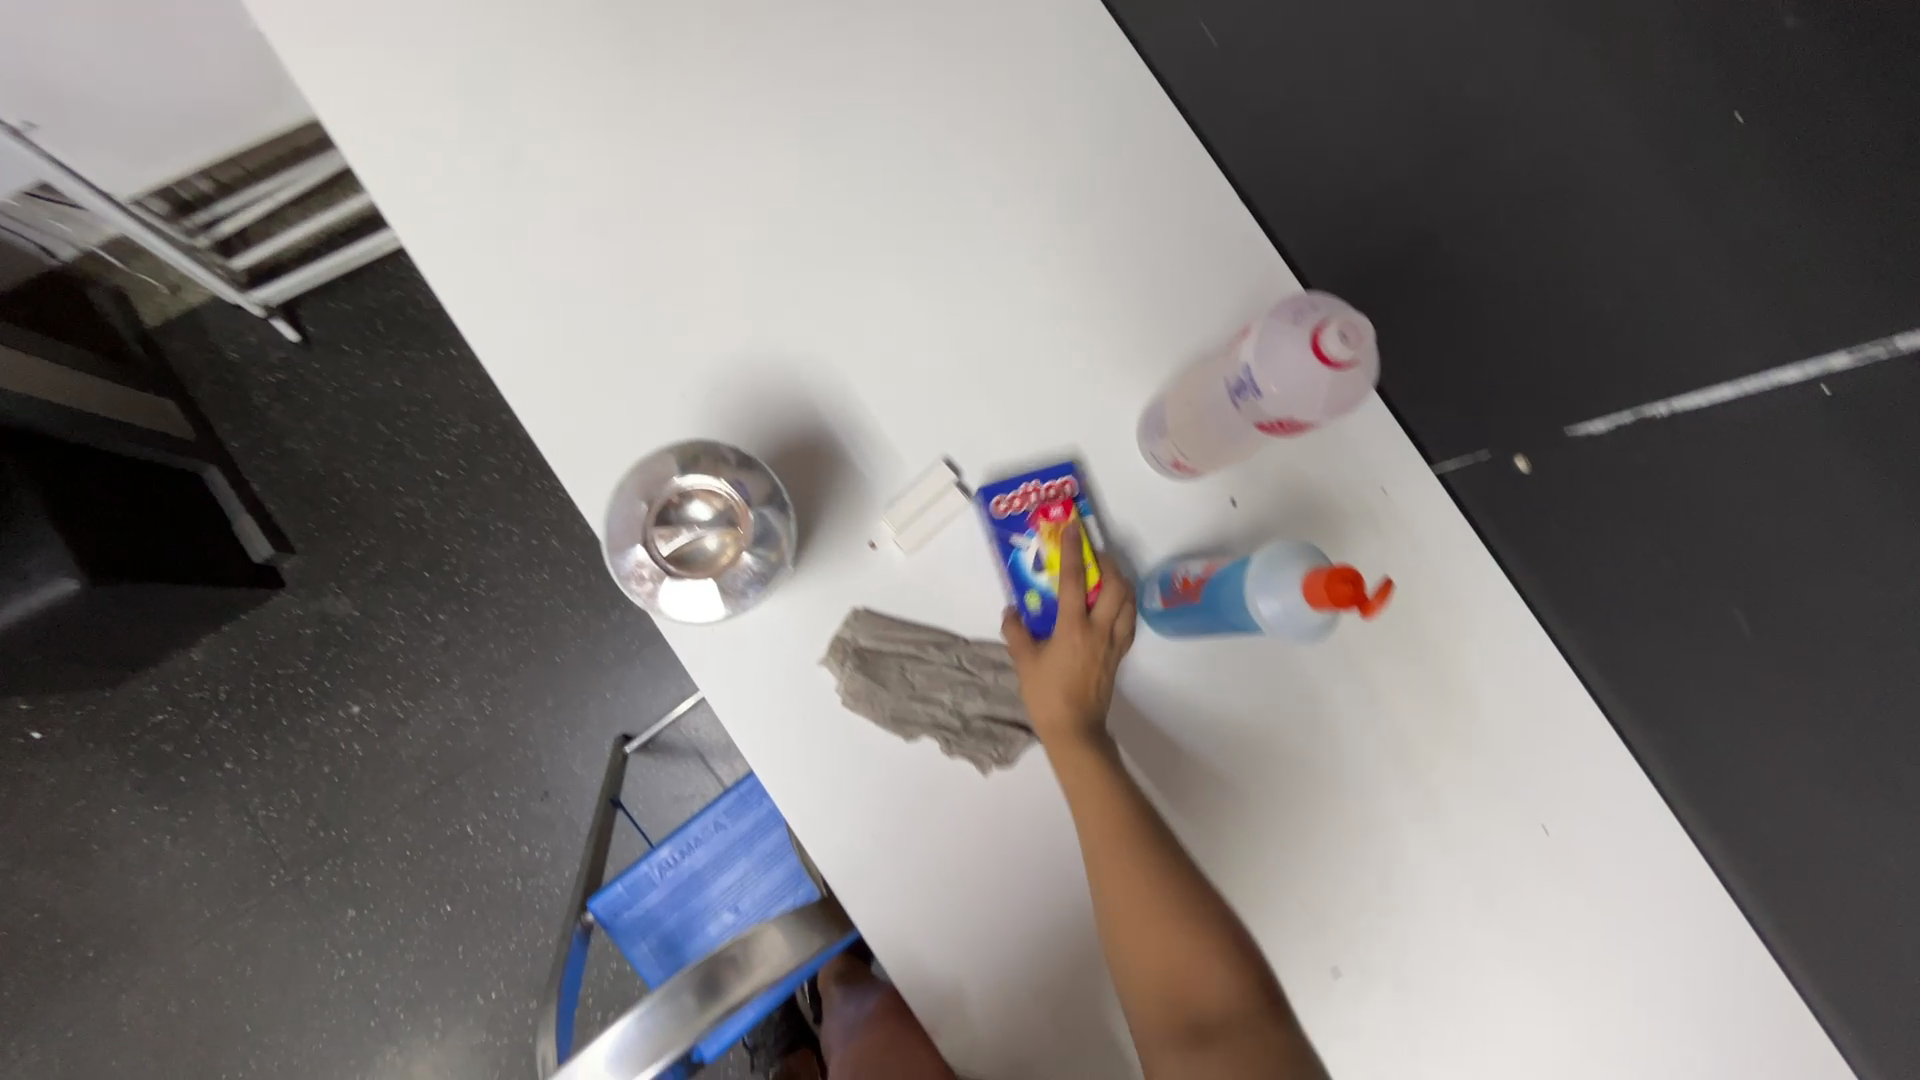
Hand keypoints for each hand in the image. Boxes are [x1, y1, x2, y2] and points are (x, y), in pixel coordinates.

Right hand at [1002, 521, 1137, 749]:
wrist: (1075, 730)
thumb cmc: (1046, 696)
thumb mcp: (1024, 661)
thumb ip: (1016, 631)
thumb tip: (1012, 610)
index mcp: (1073, 628)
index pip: (1076, 579)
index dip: (1074, 551)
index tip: (1073, 529)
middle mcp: (1099, 630)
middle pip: (1116, 585)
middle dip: (1108, 563)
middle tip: (1095, 554)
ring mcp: (1113, 643)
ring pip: (1128, 602)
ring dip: (1121, 582)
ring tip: (1107, 575)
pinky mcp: (1119, 655)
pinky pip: (1129, 621)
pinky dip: (1125, 605)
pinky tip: (1114, 605)